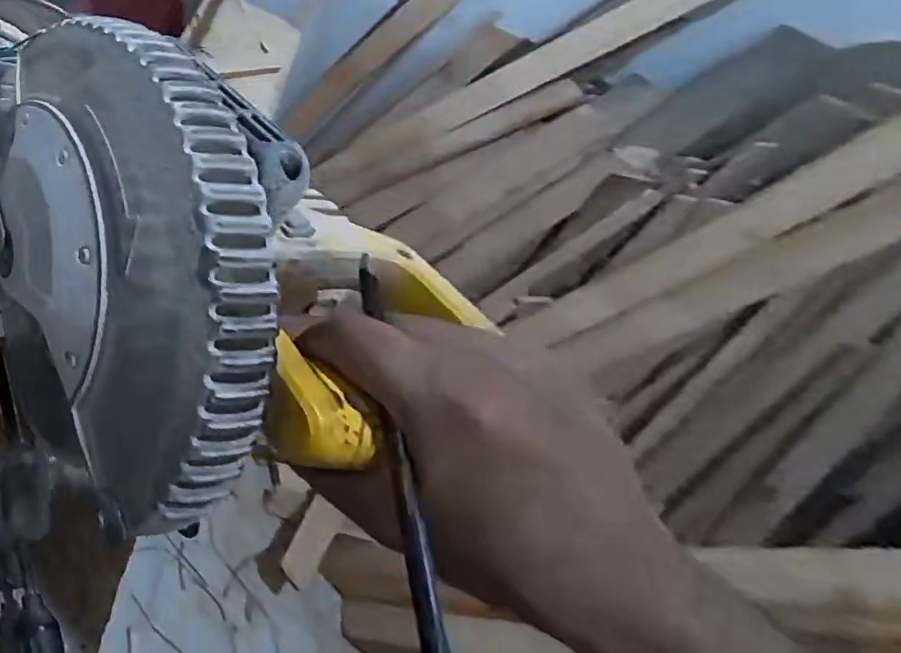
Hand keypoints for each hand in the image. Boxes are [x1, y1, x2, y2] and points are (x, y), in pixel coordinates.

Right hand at [297, 314, 795, 652]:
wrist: (622, 578)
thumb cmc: (496, 554)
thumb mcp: (394, 521)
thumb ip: (326, 466)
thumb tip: (278, 425)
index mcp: (437, 397)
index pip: (347, 330)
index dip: (308, 334)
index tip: (290, 353)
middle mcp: (475, 357)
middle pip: (384, 321)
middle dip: (351, 343)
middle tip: (341, 381)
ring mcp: (517, 351)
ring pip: (427, 326)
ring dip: (398, 349)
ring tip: (401, 393)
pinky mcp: (545, 357)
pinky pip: (470, 340)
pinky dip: (445, 358)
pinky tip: (460, 401)